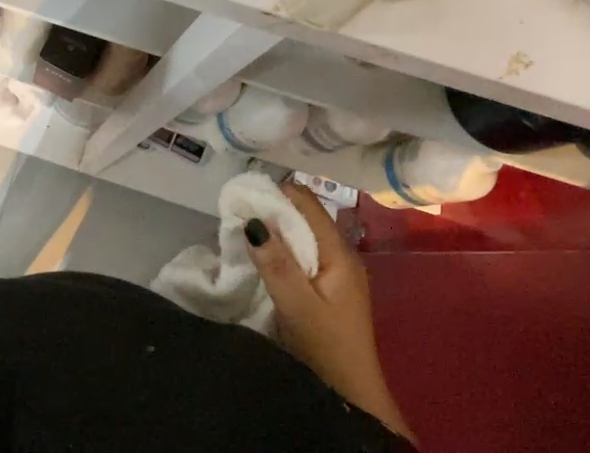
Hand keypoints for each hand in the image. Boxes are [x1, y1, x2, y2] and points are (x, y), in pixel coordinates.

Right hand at [247, 183, 412, 440]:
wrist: (351, 397)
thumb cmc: (326, 347)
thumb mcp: (297, 305)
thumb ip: (276, 263)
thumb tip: (253, 217)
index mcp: (339, 253)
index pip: (308, 204)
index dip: (277, 192)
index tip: (243, 192)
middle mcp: (341, 255)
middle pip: (306, 216)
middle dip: (273, 209)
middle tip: (237, 210)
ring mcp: (337, 272)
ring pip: (304, 235)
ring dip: (276, 230)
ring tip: (243, 228)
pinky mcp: (329, 287)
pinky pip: (304, 254)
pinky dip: (283, 248)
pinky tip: (263, 255)